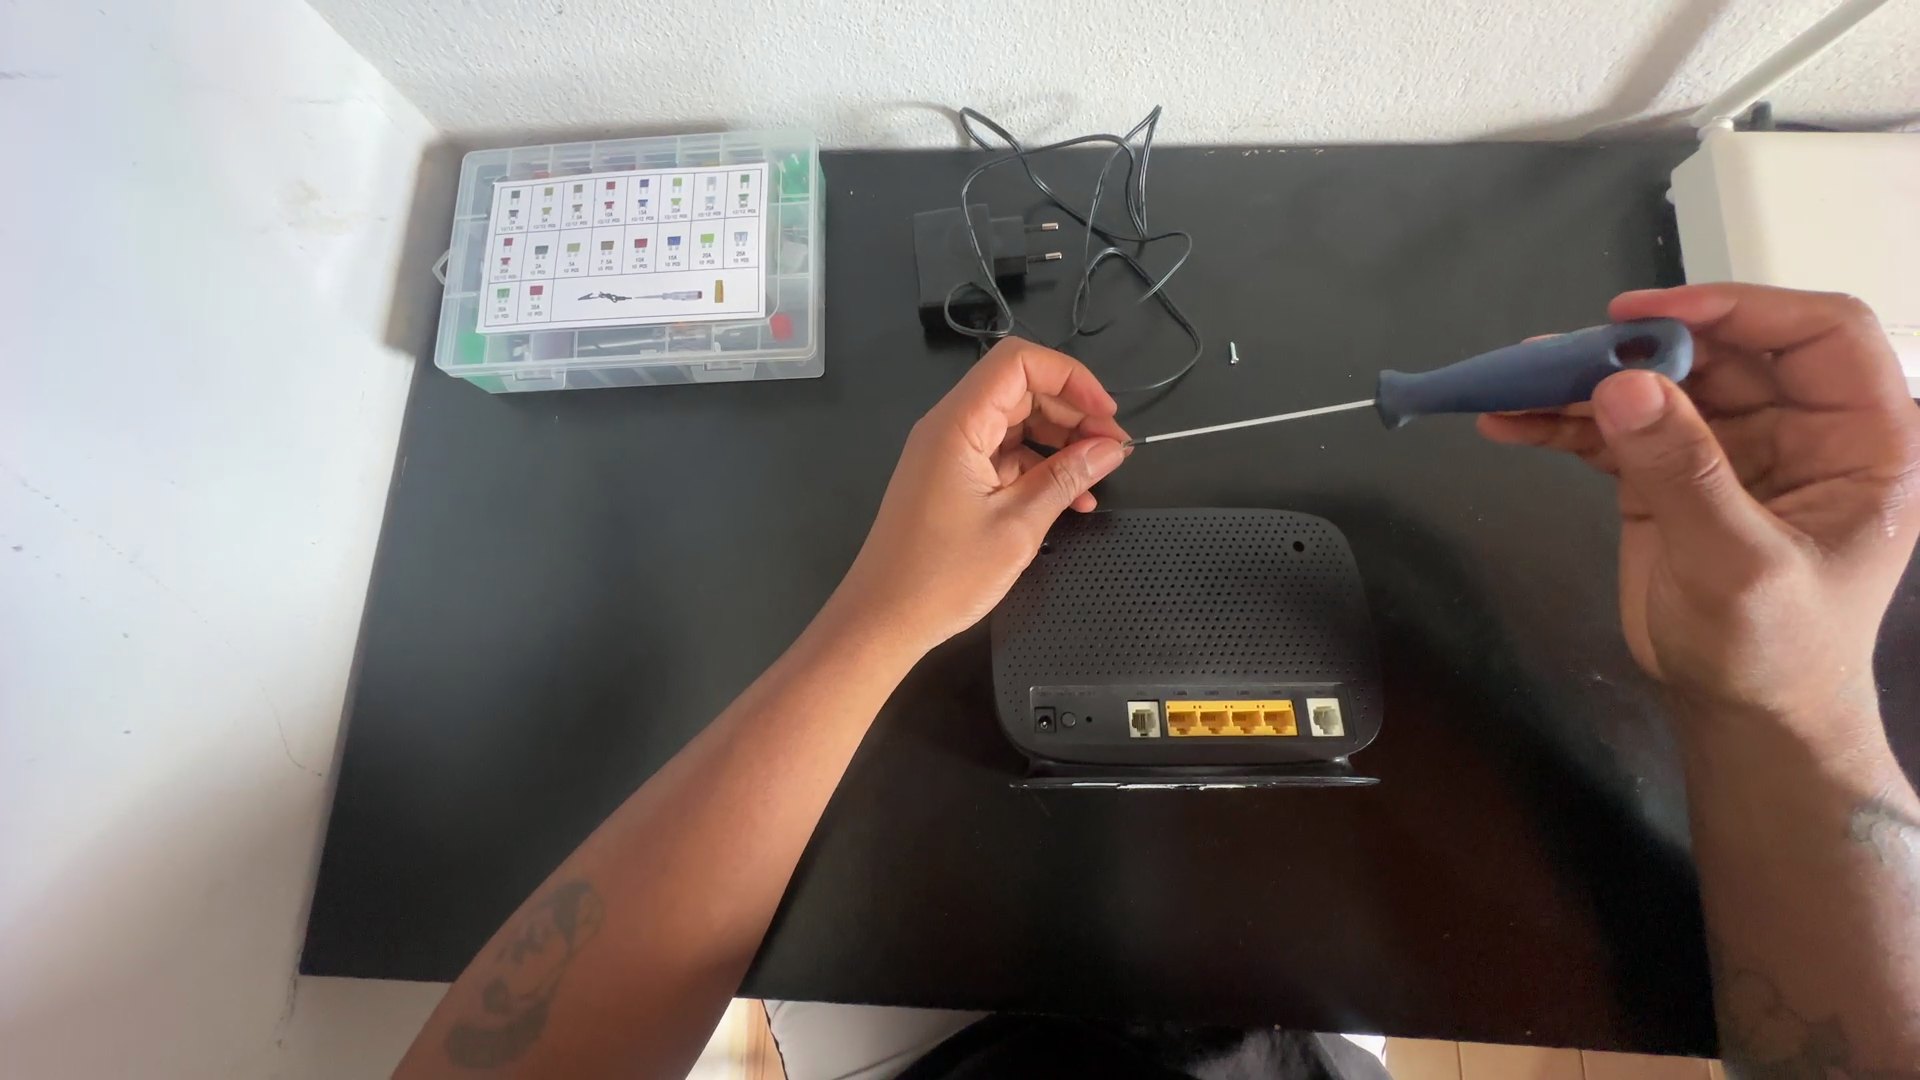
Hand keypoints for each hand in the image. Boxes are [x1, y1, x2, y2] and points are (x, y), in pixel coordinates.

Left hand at [831, 338, 1129, 653]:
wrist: (883, 619)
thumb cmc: (938, 578)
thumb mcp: (1017, 527)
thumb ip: (1066, 479)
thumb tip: (1108, 450)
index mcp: (956, 425)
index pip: (1019, 363)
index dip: (1071, 377)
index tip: (1106, 414)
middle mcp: (948, 428)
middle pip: (1020, 391)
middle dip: (1072, 414)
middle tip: (1112, 450)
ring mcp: (948, 454)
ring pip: (1015, 425)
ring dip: (1059, 445)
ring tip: (1095, 478)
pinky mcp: (950, 479)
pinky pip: (1002, 457)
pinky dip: (1037, 470)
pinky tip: (1068, 499)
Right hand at [1479, 285, 1919, 721]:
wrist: (1735, 701)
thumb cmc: (1770, 641)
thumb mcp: (1734, 559)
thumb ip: (1682, 470)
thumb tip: (1621, 387)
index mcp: (1856, 437)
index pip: (1814, 335)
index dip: (1733, 308)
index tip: (1636, 316)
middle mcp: (1790, 431)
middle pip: (1711, 358)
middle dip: (1628, 352)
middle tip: (1548, 359)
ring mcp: (1718, 453)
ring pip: (1649, 392)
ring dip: (1576, 388)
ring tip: (1507, 388)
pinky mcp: (1659, 479)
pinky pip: (1607, 436)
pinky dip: (1556, 428)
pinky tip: (1508, 424)